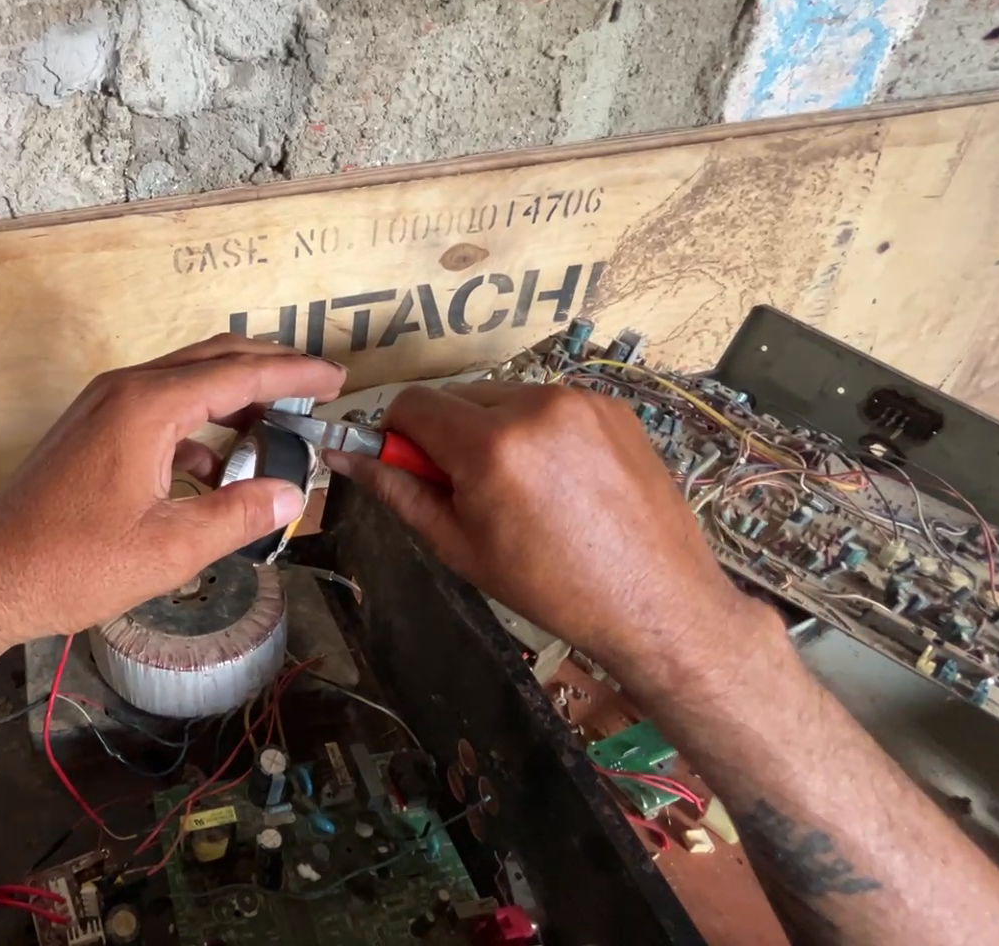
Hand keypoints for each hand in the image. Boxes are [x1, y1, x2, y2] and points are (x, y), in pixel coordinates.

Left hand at [0, 335, 345, 644]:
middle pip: (210, 359)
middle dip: (266, 370)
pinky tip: (214, 467)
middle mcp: (124, 389)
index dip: (293, 375)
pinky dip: (195, 427)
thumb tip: (290, 494)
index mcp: (147, 406)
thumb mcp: (171, 548)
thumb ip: (238, 514)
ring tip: (274, 429)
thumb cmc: (75, 564)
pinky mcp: (90, 429)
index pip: (238, 374)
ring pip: (183, 382)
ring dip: (231, 398)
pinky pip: (156, 411)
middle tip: (313, 389)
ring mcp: (101, 406)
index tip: (334, 380)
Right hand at [325, 382, 757, 682]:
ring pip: (497, 396)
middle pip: (453, 397)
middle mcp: (534, 405)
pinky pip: (542, 401)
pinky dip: (530, 427)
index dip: (396, 433)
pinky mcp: (610, 405)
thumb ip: (395, 489)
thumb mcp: (456, 544)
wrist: (658, 603)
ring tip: (517, 484)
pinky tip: (555, 475)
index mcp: (490, 445)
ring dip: (486, 428)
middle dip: (444, 434)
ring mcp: (579, 400)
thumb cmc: (546, 585)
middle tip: (466, 487)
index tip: (409, 466)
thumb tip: (340, 454)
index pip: (411, 404)